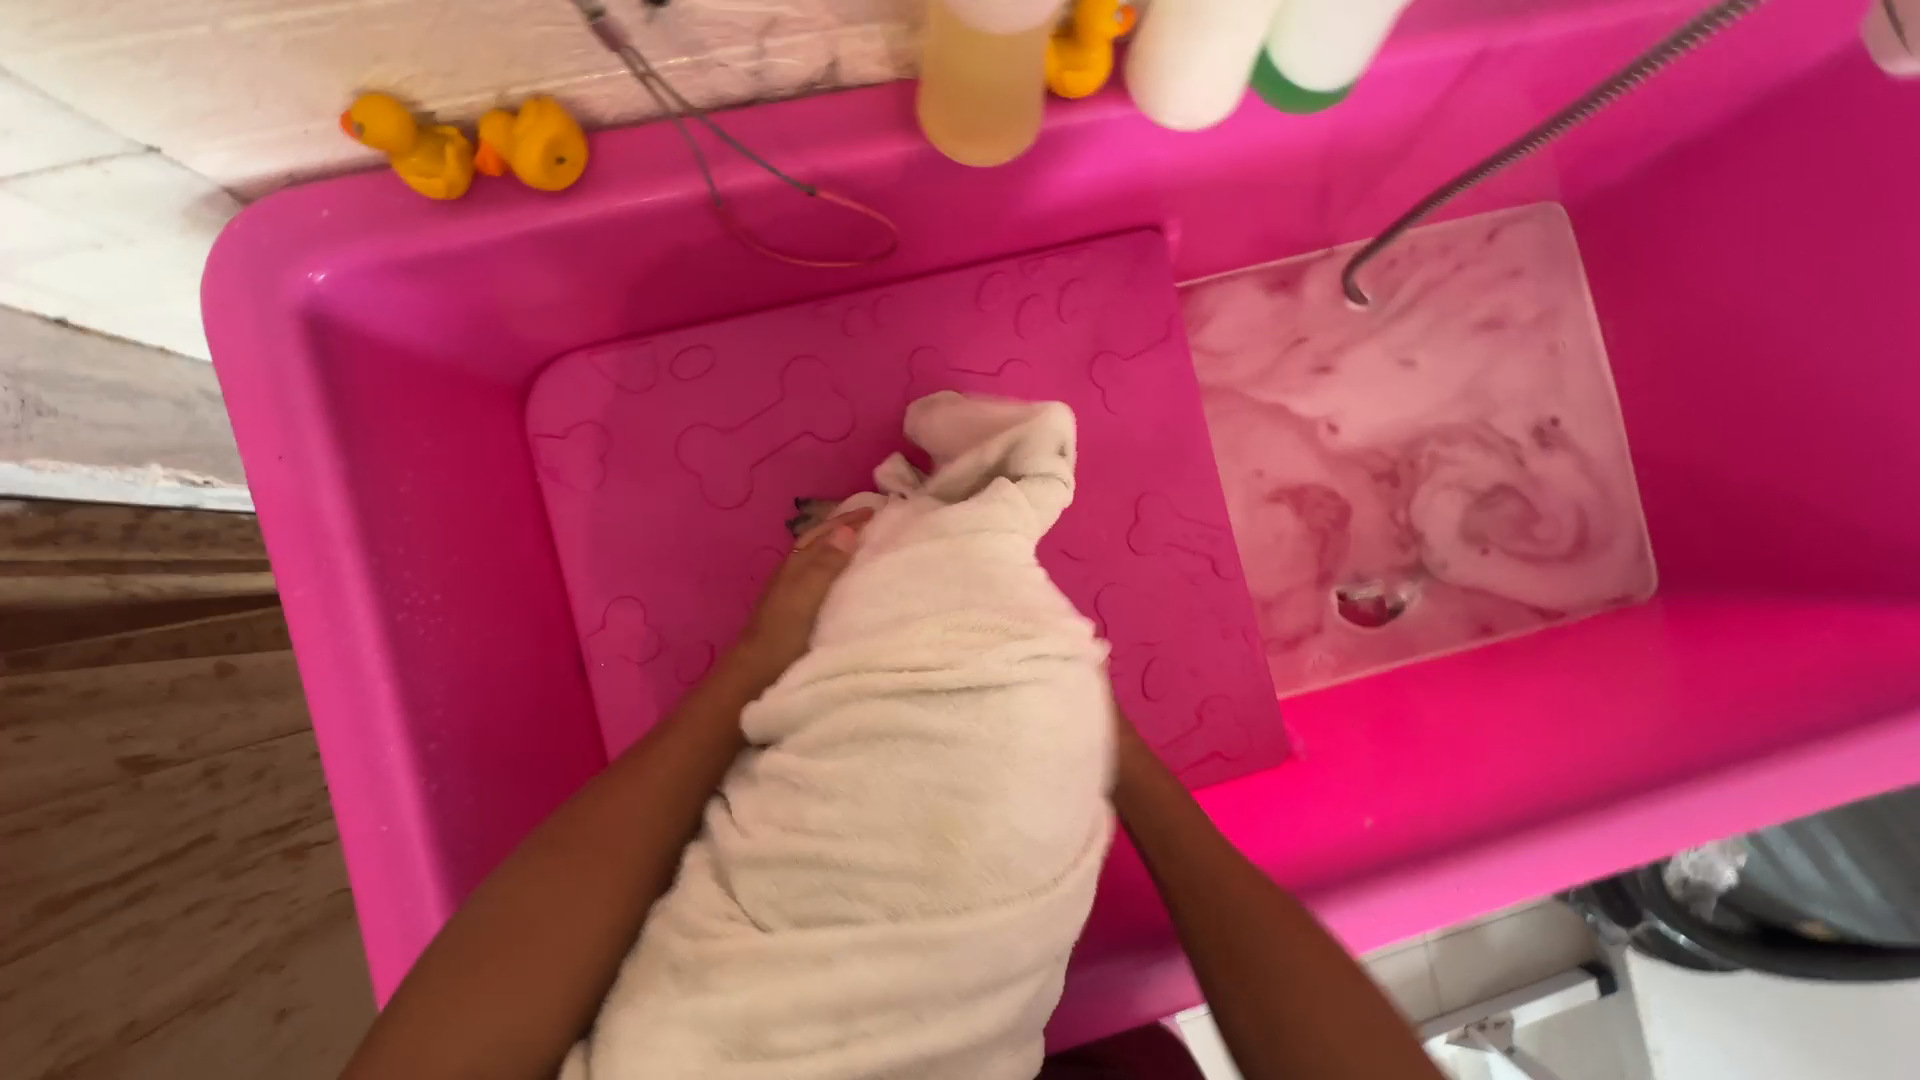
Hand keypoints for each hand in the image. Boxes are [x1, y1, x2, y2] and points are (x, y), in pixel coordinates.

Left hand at [733, 506, 873, 678]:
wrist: (753, 677)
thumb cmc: (780, 637)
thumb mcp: (804, 599)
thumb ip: (824, 567)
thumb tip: (846, 531)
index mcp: (794, 568)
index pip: (821, 534)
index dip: (845, 520)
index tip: (875, 510)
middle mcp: (792, 576)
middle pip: (816, 542)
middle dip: (840, 527)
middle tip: (870, 519)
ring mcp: (793, 595)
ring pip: (818, 560)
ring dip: (838, 547)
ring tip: (863, 544)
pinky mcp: (797, 613)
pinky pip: (821, 580)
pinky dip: (837, 571)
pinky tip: (849, 582)